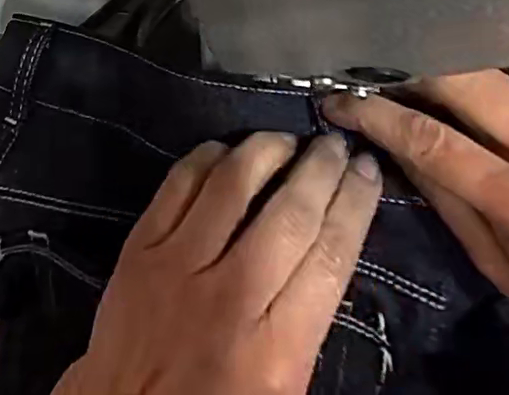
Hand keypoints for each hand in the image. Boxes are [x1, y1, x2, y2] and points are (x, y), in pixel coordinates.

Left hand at [57, 132, 383, 394]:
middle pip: (290, 211)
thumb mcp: (283, 386)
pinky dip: (208, 156)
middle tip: (336, 144)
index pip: (330, 253)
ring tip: (288, 139)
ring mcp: (179, 264)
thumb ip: (309, 316)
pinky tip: (228, 150)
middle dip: (322, 168)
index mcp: (276, 348)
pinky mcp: (140, 247)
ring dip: (268, 149)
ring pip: (234, 182)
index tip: (368, 170)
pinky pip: (180, 182)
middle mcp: (231, 295)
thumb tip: (331, 244)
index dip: (355, 202)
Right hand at [324, 73, 508, 394]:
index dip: (376, 113)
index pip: (433, 139)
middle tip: (369, 74)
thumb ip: (449, 200)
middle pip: (465, 82)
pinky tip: (464, 102)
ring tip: (405, 81)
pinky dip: (484, 93)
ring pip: (494, 78)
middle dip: (408, 69)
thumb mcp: (503, 274)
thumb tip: (398, 146)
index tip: (340, 101)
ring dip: (444, 74)